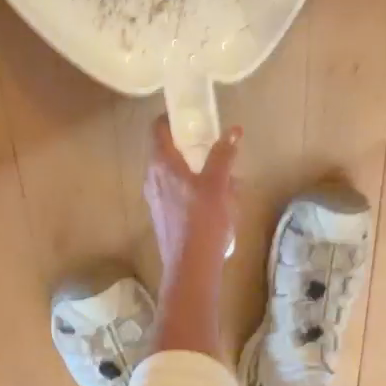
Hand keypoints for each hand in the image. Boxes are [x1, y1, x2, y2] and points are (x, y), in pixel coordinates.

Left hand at [145, 115, 239, 271]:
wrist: (191, 267)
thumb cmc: (203, 221)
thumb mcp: (218, 184)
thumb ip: (224, 155)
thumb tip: (233, 130)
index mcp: (161, 164)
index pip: (158, 128)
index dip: (173, 118)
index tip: (194, 117)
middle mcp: (152, 179)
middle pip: (169, 152)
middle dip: (194, 149)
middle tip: (217, 150)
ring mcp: (156, 200)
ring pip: (175, 176)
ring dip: (198, 174)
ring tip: (226, 182)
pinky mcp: (164, 218)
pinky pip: (178, 196)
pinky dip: (195, 193)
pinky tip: (218, 207)